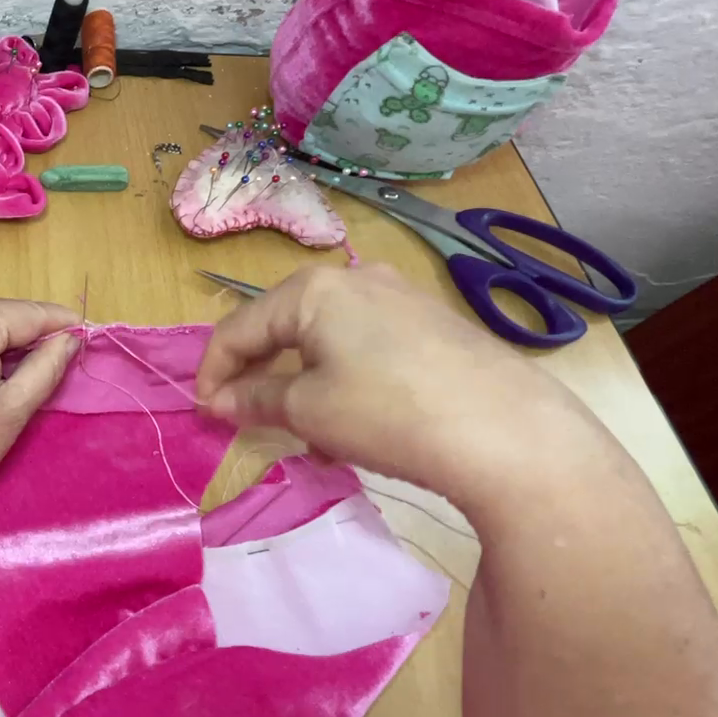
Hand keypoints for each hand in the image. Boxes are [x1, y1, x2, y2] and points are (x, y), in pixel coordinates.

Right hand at [194, 264, 615, 509]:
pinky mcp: (432, 325)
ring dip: (297, 383)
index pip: (236, 329)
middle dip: (255, 376)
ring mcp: (398, 298)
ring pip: (321, 340)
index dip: (211, 372)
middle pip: (279, 328)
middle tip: (242, 418)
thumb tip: (217, 402)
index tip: (203, 412)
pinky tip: (348, 423)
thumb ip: (252, 400)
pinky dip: (338, 380)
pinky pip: (361, 347)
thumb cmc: (388, 413)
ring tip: (298, 431)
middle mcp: (353, 280)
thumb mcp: (306, 410)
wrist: (515, 437)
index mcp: (311, 289)